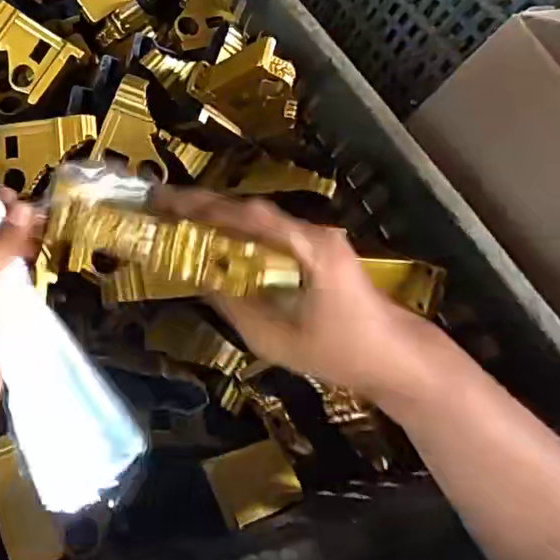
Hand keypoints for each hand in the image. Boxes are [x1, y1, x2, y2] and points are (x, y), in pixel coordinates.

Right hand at [154, 188, 445, 403]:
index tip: (165, 201)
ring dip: (215, 214)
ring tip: (174, 215)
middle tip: (159, 204)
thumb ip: (233, 306)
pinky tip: (210, 235)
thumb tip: (196, 278)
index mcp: (309, 248)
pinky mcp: (313, 248)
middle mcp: (312, 232)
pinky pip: (265, 231)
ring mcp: (314, 237)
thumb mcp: (276, 340)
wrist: (401, 358)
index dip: (204, 207)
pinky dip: (233, 228)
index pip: (248, 217)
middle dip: (201, 204)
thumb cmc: (341, 353)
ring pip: (255, 217)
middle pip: (248, 209)